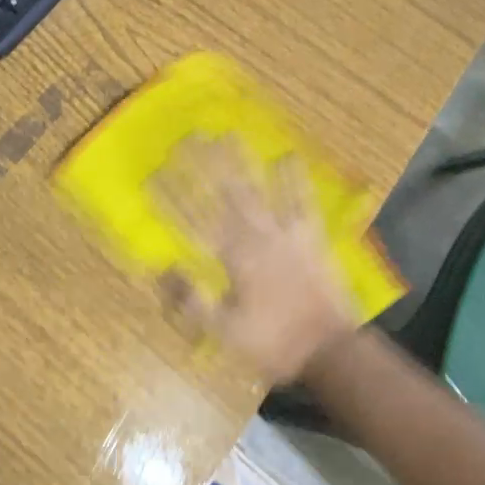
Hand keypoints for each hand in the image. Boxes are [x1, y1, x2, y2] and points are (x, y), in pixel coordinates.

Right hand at [154, 136, 358, 384]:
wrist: (329, 349)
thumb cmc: (273, 342)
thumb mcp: (225, 330)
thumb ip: (194, 299)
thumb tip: (163, 267)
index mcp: (232, 257)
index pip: (194, 221)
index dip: (172, 197)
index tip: (155, 175)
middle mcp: (255, 236)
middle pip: (224, 195)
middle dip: (204, 166)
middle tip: (189, 139)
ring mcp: (285, 232)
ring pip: (258, 190)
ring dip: (242, 162)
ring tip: (229, 135)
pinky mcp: (310, 236)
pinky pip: (300, 201)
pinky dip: (294, 178)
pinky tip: (287, 156)